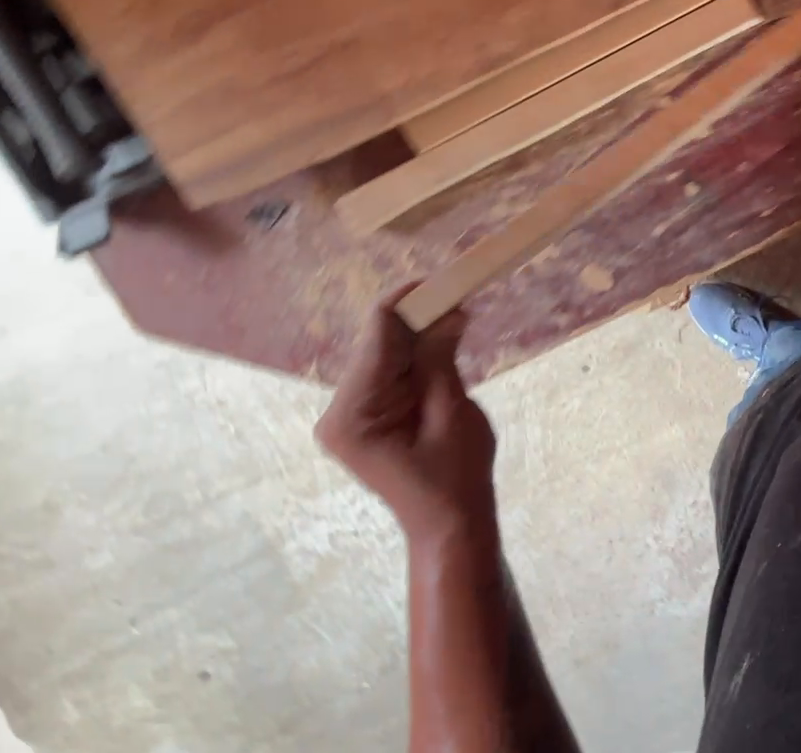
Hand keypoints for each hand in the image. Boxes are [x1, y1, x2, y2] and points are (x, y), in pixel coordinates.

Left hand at [315, 286, 495, 545]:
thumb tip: (449, 312)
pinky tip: (444, 348)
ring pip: (386, 357)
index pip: (376, 339)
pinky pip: (392, 374)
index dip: (408, 303)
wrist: (450, 523)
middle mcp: (339, 410)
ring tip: (460, 320)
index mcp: (352, 412)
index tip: (442, 278)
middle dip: (420, 319)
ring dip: (422, 338)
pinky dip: (419, 359)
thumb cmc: (455, 474)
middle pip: (379, 345)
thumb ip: (441, 361)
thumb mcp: (453, 412)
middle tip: (462, 297)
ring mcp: (351, 415)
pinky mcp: (367, 418)